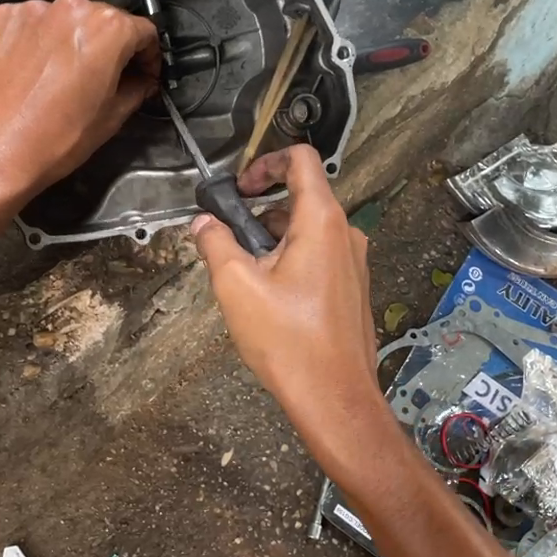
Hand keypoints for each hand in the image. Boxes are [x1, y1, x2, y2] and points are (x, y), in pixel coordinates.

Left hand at [0, 0, 159, 209]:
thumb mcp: (109, 120)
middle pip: (102, 21)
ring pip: (63, 22)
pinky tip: (30, 75)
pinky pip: (30, 26)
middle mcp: (70, 8)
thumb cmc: (52, 141)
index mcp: (107, 30)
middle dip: (108, 48)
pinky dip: (36, 43)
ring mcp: (30, 10)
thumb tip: (140, 81)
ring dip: (69, 44)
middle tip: (102, 81)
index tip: (143, 74)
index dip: (148, 57)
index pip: (143, 31)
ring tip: (58, 81)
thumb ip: (134, 90)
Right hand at [191, 145, 395, 476]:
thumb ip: (215, 243)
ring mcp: (353, 263)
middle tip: (231, 239)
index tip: (240, 189)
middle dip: (260, 212)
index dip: (265, 163)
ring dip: (274, 240)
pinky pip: (319, 257)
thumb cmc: (289, 341)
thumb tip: (203, 224)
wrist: (333, 395)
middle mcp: (345, 235)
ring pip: (308, 230)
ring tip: (247, 276)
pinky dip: (291, 260)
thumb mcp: (236, 285)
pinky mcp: (352, 288)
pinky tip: (270, 297)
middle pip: (301, 197)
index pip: (300, 160)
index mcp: (322, 221)